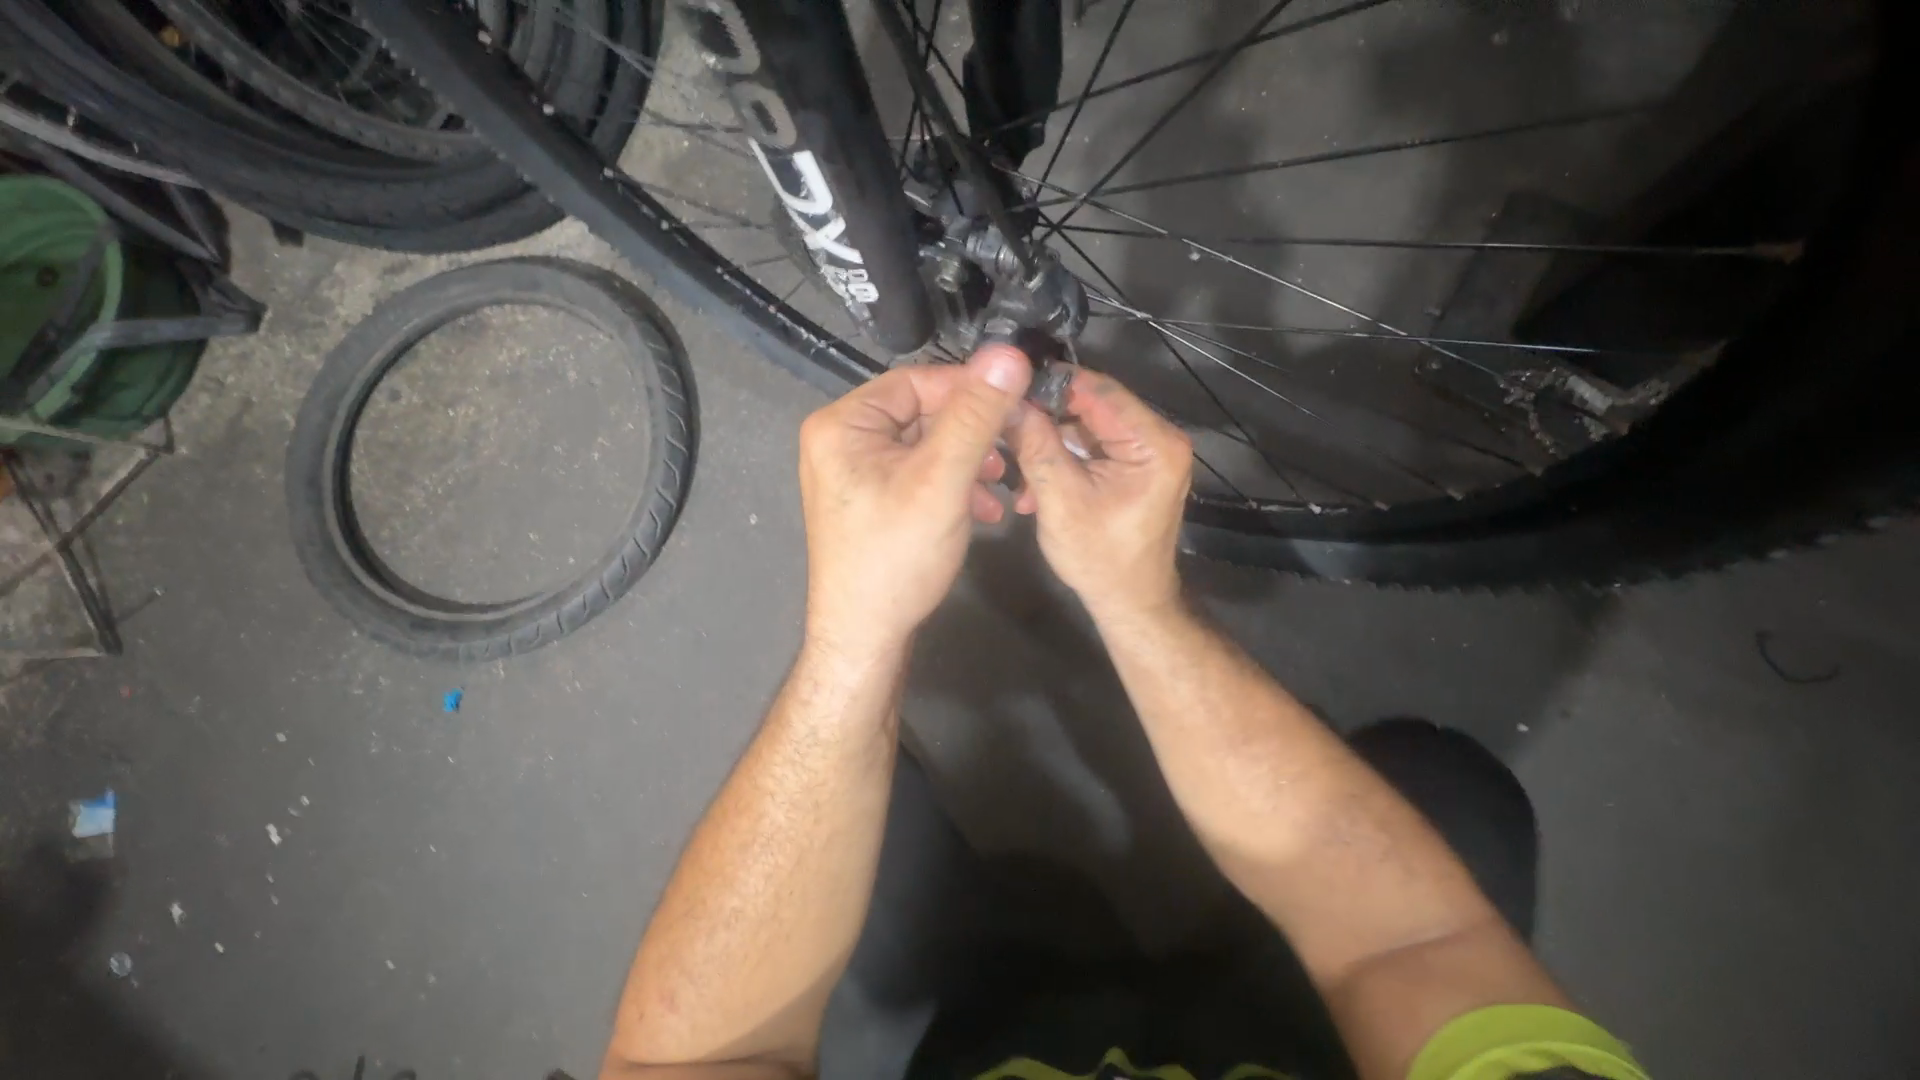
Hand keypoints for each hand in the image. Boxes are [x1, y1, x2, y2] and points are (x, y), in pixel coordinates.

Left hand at [798, 346, 1032, 660]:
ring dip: (968, 460)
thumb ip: (975, 416)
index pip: (915, 381)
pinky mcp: (870, 501)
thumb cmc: (895, 558)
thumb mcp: (942, 480)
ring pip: (925, 446)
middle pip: (921, 413)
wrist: (865, 635)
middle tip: (1012, 450)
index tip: (1015, 404)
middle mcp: (840, 441)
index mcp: (842, 424)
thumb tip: (1008, 355)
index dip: (969, 389)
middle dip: (972, 433)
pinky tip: (982, 509)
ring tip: (1000, 484)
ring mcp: (853, 473)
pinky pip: (917, 474)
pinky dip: (951, 484)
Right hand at [1011, 368, 1192, 624]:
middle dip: (1046, 418)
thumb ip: (1035, 445)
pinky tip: (1032, 483)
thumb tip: (1007, 401)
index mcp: (1154, 442)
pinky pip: (1092, 447)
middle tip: (1003, 424)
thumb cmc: (1101, 558)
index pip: (1100, 391)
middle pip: (1093, 406)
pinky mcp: (1135, 466)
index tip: (1007, 386)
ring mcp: (1148, 452)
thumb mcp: (1060, 500)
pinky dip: (1062, 459)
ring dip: (1049, 443)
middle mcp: (1159, 437)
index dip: (1052, 385)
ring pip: (1087, 427)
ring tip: (1013, 464)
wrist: (1130, 602)